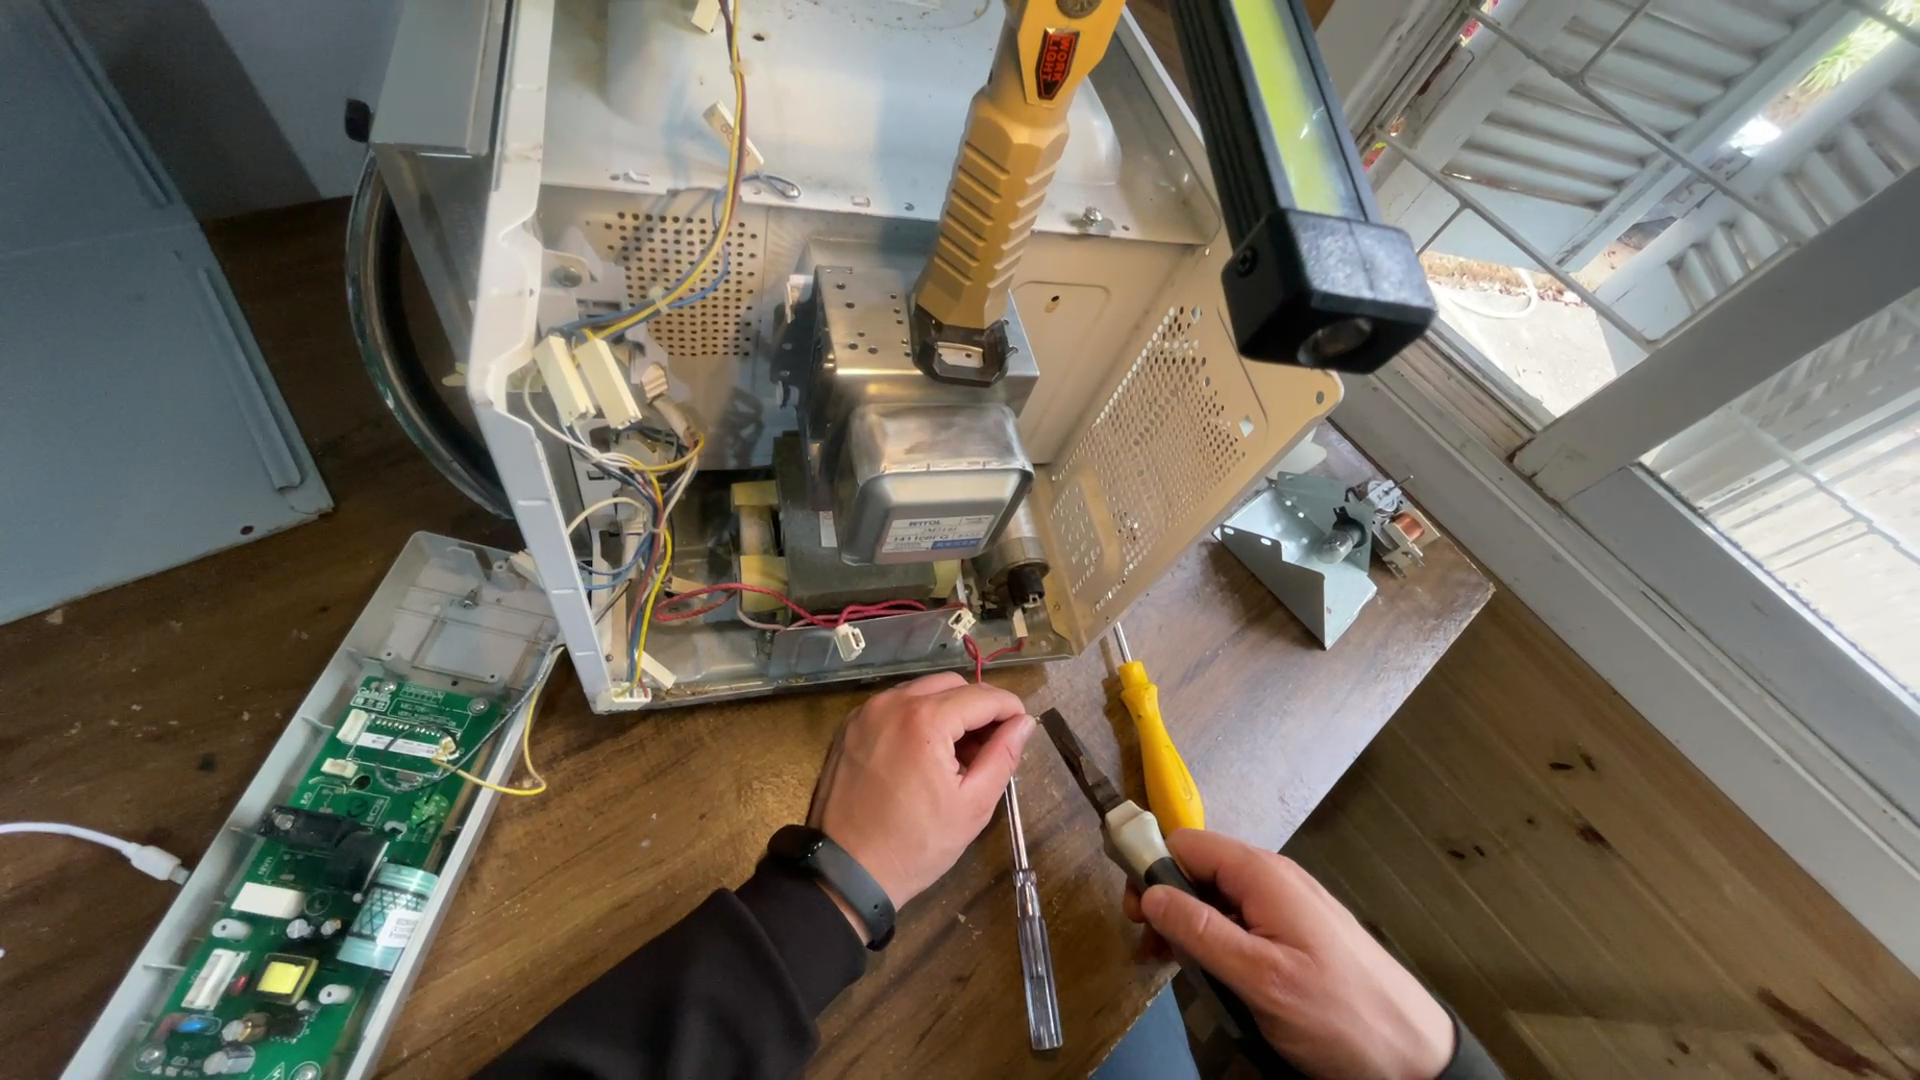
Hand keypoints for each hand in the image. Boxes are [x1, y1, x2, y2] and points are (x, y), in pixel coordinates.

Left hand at [809, 672, 1034, 919]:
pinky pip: (894, 706)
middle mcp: (891, 702)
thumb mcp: (973, 804)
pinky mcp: (850, 727)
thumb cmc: (916, 844)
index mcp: (924, 718)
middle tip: (990, 745)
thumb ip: (1003, 755)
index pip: (982, 696)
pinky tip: (925, 754)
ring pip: (921, 691)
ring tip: (958, 754)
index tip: (1022, 727)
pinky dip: (917, 717)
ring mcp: (865, 712)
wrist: (844, 873)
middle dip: (978, 707)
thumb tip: (1024, 722)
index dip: (1010, 708)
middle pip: (951, 684)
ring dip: (947, 710)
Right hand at [1126, 829, 1453, 1079]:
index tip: (1135, 913)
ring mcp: (1285, 903)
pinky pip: (1239, 917)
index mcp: (1261, 874)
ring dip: (1185, 922)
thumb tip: (1148, 891)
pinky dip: (1212, 936)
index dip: (1152, 869)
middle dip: (1165, 899)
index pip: (1186, 844)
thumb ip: (1201, 930)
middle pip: (1198, 868)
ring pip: (1216, 895)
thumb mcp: (1260, 978)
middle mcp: (1271, 877)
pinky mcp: (1294, 930)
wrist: (1419, 1060)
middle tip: (1148, 945)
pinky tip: (1204, 967)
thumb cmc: (1337, 1015)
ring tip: (1167, 962)